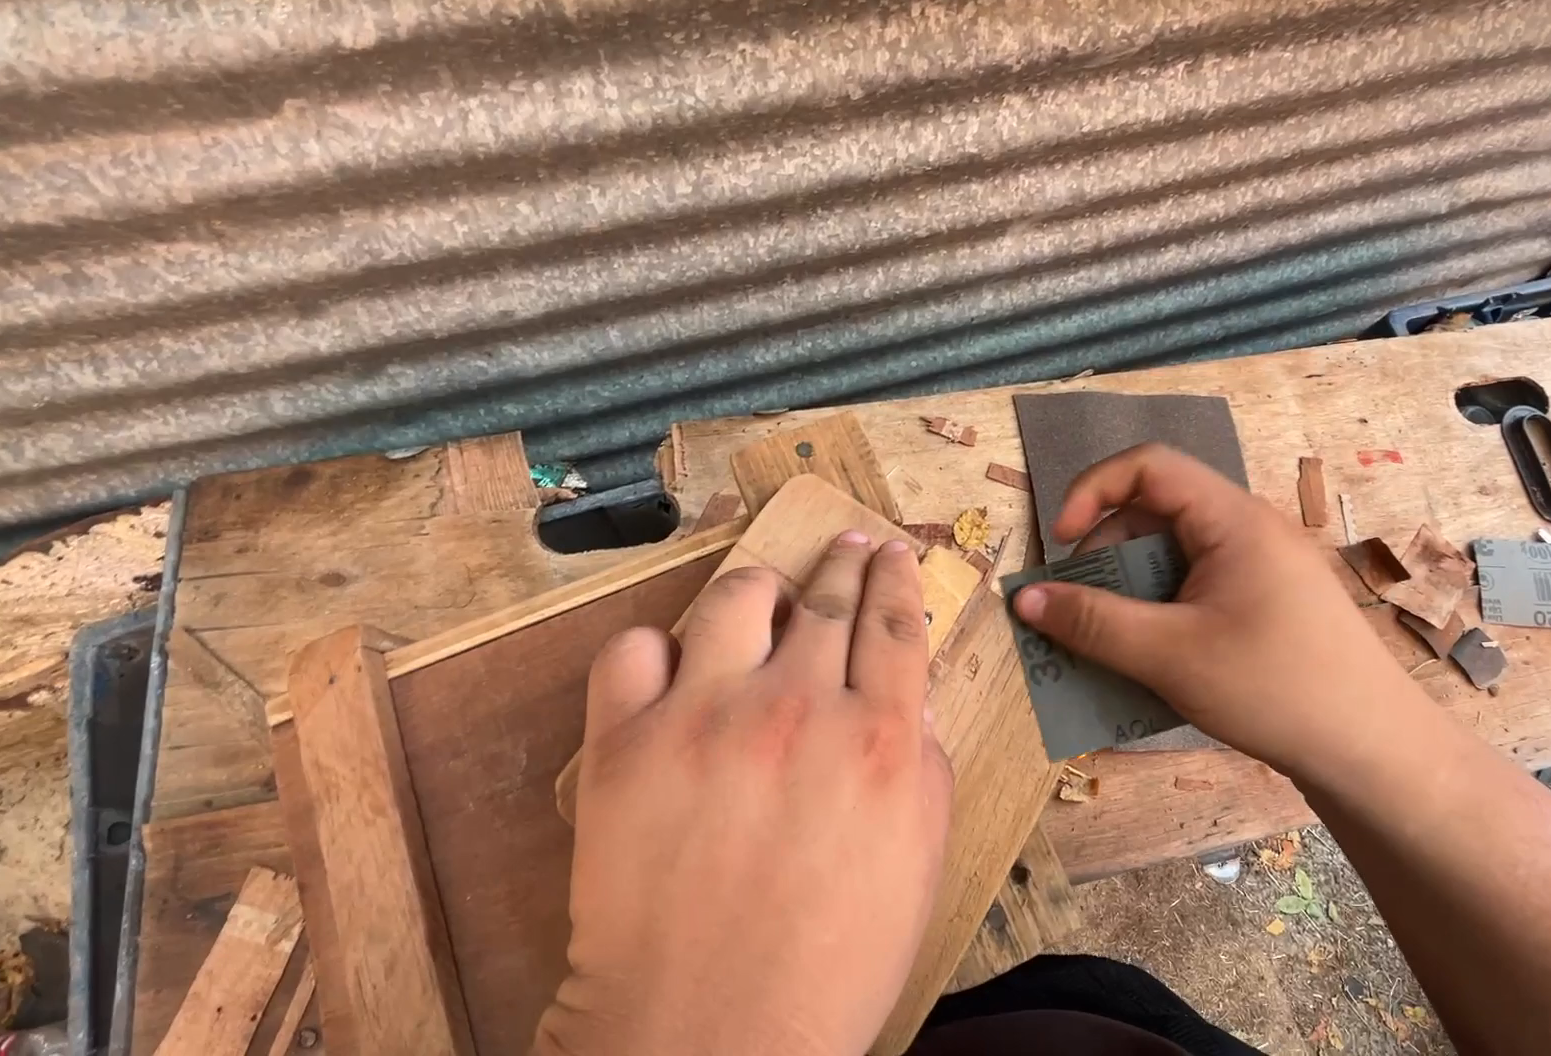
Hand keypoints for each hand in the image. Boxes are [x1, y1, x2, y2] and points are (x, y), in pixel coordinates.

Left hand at [536, 532, 953, 1055]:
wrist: (706, 1036)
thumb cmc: (829, 963)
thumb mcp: (917, 861)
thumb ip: (923, 762)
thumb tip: (907, 691)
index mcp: (880, 742)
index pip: (896, 624)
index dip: (896, 578)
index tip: (891, 554)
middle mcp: (798, 710)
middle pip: (828, 599)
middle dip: (844, 561)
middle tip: (847, 543)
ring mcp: (706, 716)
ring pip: (737, 597)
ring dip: (760, 587)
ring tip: (768, 594)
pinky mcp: (626, 740)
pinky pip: (634, 649)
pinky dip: (655, 648)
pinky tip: (673, 667)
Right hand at [1010, 443, 1424, 778]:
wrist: (1375, 755)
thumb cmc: (1276, 689)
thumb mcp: (1170, 656)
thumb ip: (1092, 623)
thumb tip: (1023, 598)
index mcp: (1233, 519)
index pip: (1148, 466)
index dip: (1092, 492)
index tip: (1062, 544)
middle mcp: (1247, 530)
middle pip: (1153, 514)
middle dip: (1104, 557)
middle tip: (1081, 609)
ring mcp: (1258, 567)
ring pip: (1170, 556)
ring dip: (1127, 591)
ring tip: (1109, 641)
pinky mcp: (1264, 602)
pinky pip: (1192, 587)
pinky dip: (1157, 612)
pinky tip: (1149, 657)